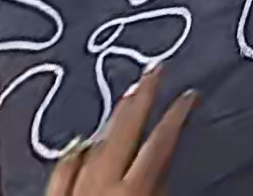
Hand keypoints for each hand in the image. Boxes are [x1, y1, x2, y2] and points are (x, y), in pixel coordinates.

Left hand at [44, 65, 197, 195]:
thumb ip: (157, 195)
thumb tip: (163, 173)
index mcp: (131, 195)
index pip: (161, 142)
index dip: (177, 114)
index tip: (191, 94)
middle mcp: (99, 189)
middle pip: (125, 130)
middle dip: (143, 96)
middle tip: (157, 69)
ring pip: (93, 146)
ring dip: (112, 118)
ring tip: (127, 94)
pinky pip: (61, 174)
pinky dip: (74, 154)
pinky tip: (82, 142)